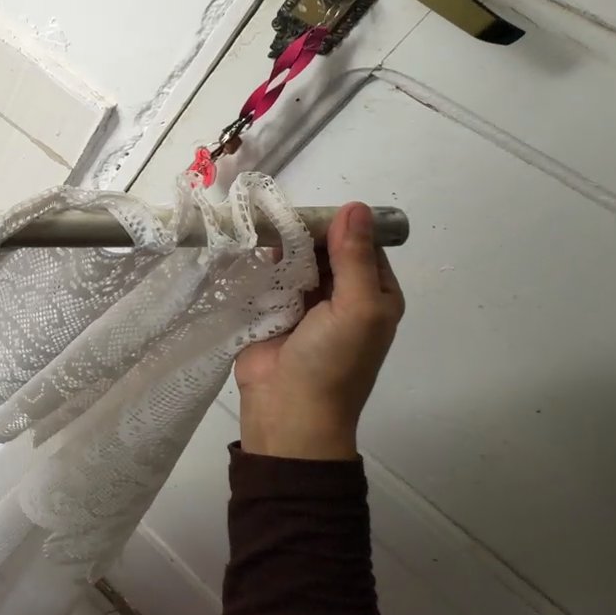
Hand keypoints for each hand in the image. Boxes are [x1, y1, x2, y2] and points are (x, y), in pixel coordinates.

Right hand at [234, 202, 403, 460]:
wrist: (289, 408)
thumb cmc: (333, 361)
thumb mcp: (356, 307)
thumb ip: (353, 258)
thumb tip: (356, 206)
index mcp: (373, 294)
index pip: (359, 245)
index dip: (337, 225)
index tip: (305, 213)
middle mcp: (341, 295)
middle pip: (323, 250)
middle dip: (301, 235)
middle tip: (273, 221)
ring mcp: (303, 303)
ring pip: (293, 261)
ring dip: (276, 248)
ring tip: (254, 235)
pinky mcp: (269, 310)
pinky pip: (266, 278)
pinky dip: (257, 265)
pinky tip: (242, 253)